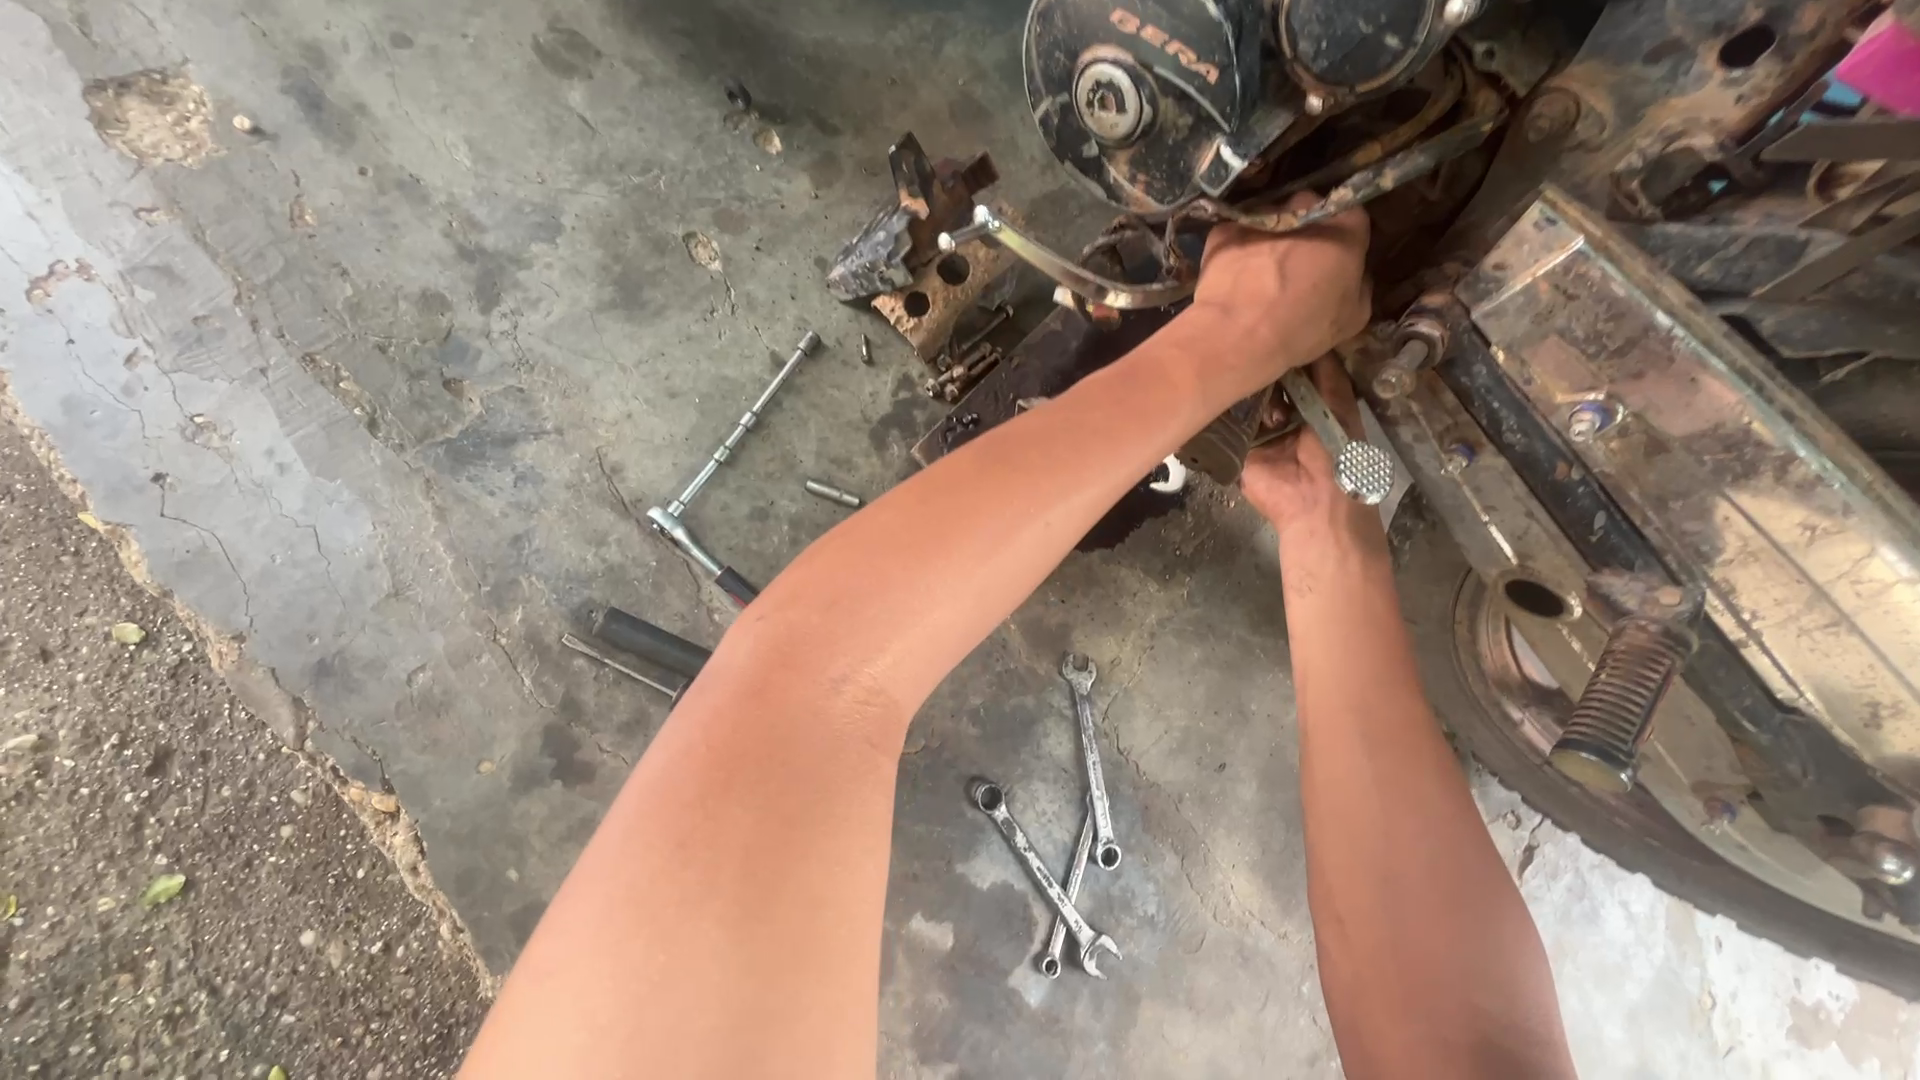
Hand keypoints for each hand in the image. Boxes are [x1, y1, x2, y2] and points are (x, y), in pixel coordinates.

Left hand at [1189, 195, 1371, 378]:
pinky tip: (1230, 278)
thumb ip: (1359, 287)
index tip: (1332, 261)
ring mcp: (1260, 217)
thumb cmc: (1302, 329)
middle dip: (1304, 234)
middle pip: (1309, 212)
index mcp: (1344, 226)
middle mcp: (1303, 208)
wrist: (1238, 337)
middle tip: (1293, 268)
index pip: (1351, 218)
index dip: (1342, 240)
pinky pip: (1234, 236)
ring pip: (1269, 221)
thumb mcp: (1352, 318)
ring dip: (1268, 240)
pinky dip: (1234, 251)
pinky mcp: (1223, 231)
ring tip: (1258, 276)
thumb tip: (1353, 277)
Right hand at [1239, 355, 1383, 548]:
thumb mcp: (1339, 405)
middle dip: (1265, 368)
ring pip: (1250, 399)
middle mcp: (1288, 414)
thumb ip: (1326, 373)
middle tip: (1253, 343)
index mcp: (1315, 404)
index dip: (1290, 350)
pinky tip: (1227, 390)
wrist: (1315, 501)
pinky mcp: (1241, 446)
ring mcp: (1262, 431)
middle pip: (1271, 383)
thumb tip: (1312, 336)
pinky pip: (1232, 423)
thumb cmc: (1338, 452)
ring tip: (1244, 372)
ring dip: (1249, 387)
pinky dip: (1230, 409)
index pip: (1298, 371)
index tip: (1277, 324)